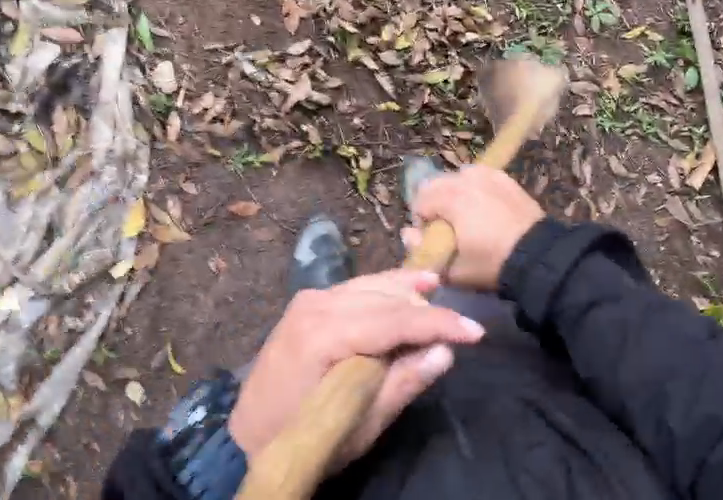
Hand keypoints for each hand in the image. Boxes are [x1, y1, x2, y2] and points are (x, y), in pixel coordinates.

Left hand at [229, 269, 484, 465]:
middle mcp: (316, 305)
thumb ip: (401, 384)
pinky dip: (385, 289)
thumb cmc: (305, 437)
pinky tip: (408, 286)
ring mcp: (310, 299)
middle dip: (426, 309)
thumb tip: (444, 352)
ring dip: (407, 291)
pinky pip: (356, 288)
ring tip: (439, 289)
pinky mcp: (308, 302)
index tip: (475, 332)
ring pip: (372, 285)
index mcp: (324, 334)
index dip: (437, 323)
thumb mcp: (357, 425)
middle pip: (385, 298)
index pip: (393, 320)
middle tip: (461, 325)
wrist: (247, 435)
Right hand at [406, 165, 544, 291]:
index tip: (431, 239)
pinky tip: (482, 205)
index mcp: (451, 199)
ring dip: (453, 192)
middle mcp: (467, 180)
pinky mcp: (504, 179)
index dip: (421, 221)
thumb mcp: (453, 269)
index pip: (421, 201)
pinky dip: (473, 186)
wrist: (537, 256)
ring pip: (457, 177)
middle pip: (436, 184)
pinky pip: (479, 175)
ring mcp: (488, 176)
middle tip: (445, 228)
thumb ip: (424, 252)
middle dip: (434, 203)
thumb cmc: (491, 264)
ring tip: (464, 216)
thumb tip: (408, 234)